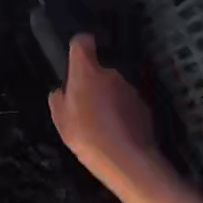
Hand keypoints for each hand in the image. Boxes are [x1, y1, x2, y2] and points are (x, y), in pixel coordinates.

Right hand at [48, 34, 165, 191]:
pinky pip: (126, 104)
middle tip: (84, 109)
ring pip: (113, 88)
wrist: (126, 159)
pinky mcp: (143, 105)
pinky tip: (116, 134)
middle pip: (98, 71)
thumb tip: (61, 92)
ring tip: (101, 126)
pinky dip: (121, 113)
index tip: (75, 59)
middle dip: (91, 85)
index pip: (82, 43)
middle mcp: (111, 74)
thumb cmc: (86, 135)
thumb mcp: (60, 121)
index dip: (78, 47)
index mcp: (87, 72)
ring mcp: (130, 89)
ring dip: (107, 100)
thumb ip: (59, 101)